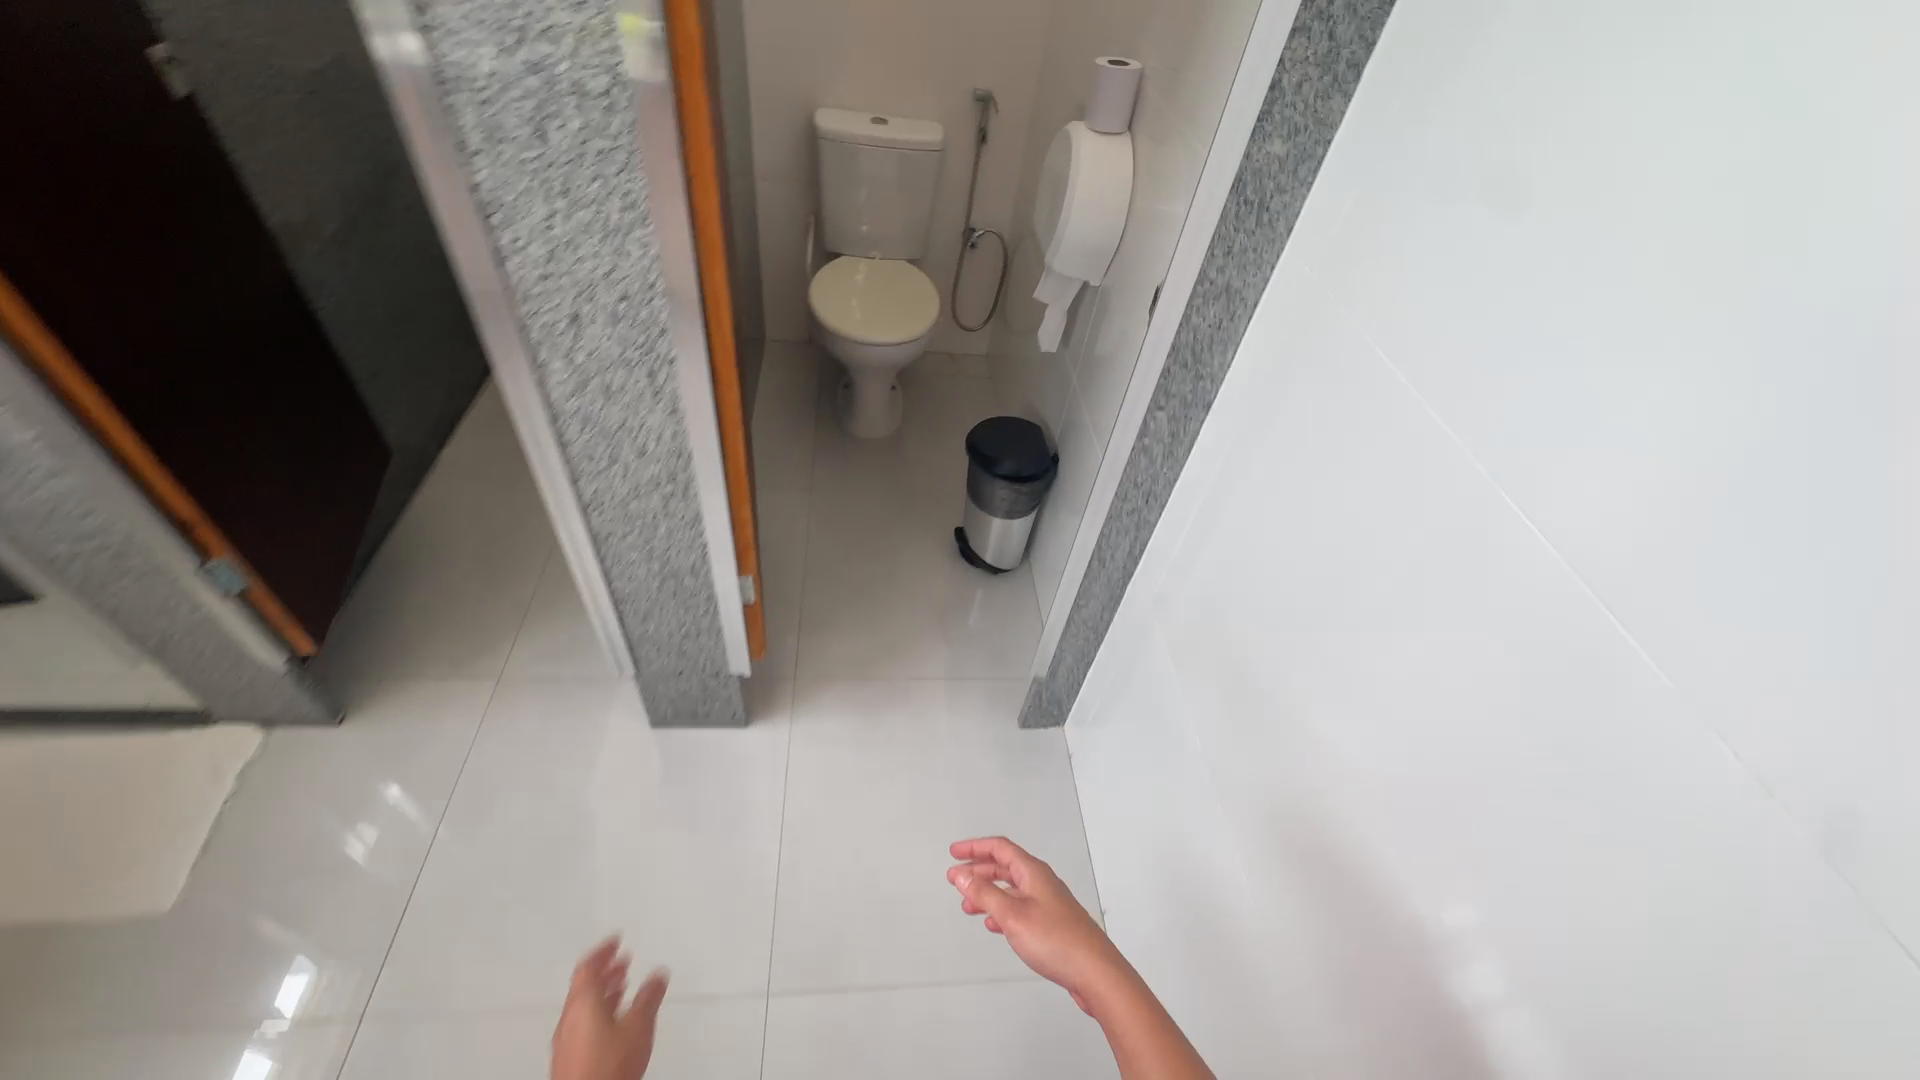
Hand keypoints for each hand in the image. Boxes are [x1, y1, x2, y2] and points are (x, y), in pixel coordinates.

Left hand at [552, 937, 668, 1079]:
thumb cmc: (606, 1066)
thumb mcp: (639, 1024)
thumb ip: (650, 996)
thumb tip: (659, 975)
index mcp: (583, 1002)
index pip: (588, 966)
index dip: (603, 949)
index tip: (615, 939)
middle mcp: (570, 1018)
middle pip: (584, 985)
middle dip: (605, 970)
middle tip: (620, 959)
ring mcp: (567, 1039)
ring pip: (584, 1006)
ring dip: (604, 991)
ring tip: (623, 986)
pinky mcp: (570, 1058)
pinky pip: (583, 1024)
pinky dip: (599, 1012)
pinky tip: (616, 1020)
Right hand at [947, 836, 1130, 1013]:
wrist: (1094, 972)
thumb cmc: (1054, 939)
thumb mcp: (1012, 915)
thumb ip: (984, 894)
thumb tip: (961, 874)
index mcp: (1033, 872)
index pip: (1000, 848)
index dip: (975, 847)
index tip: (954, 853)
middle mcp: (1041, 882)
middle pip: (1005, 867)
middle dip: (979, 871)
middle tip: (956, 880)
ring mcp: (1048, 903)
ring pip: (1011, 889)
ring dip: (988, 894)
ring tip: (967, 906)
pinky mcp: (1051, 924)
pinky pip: (1020, 908)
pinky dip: (1002, 911)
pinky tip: (993, 924)